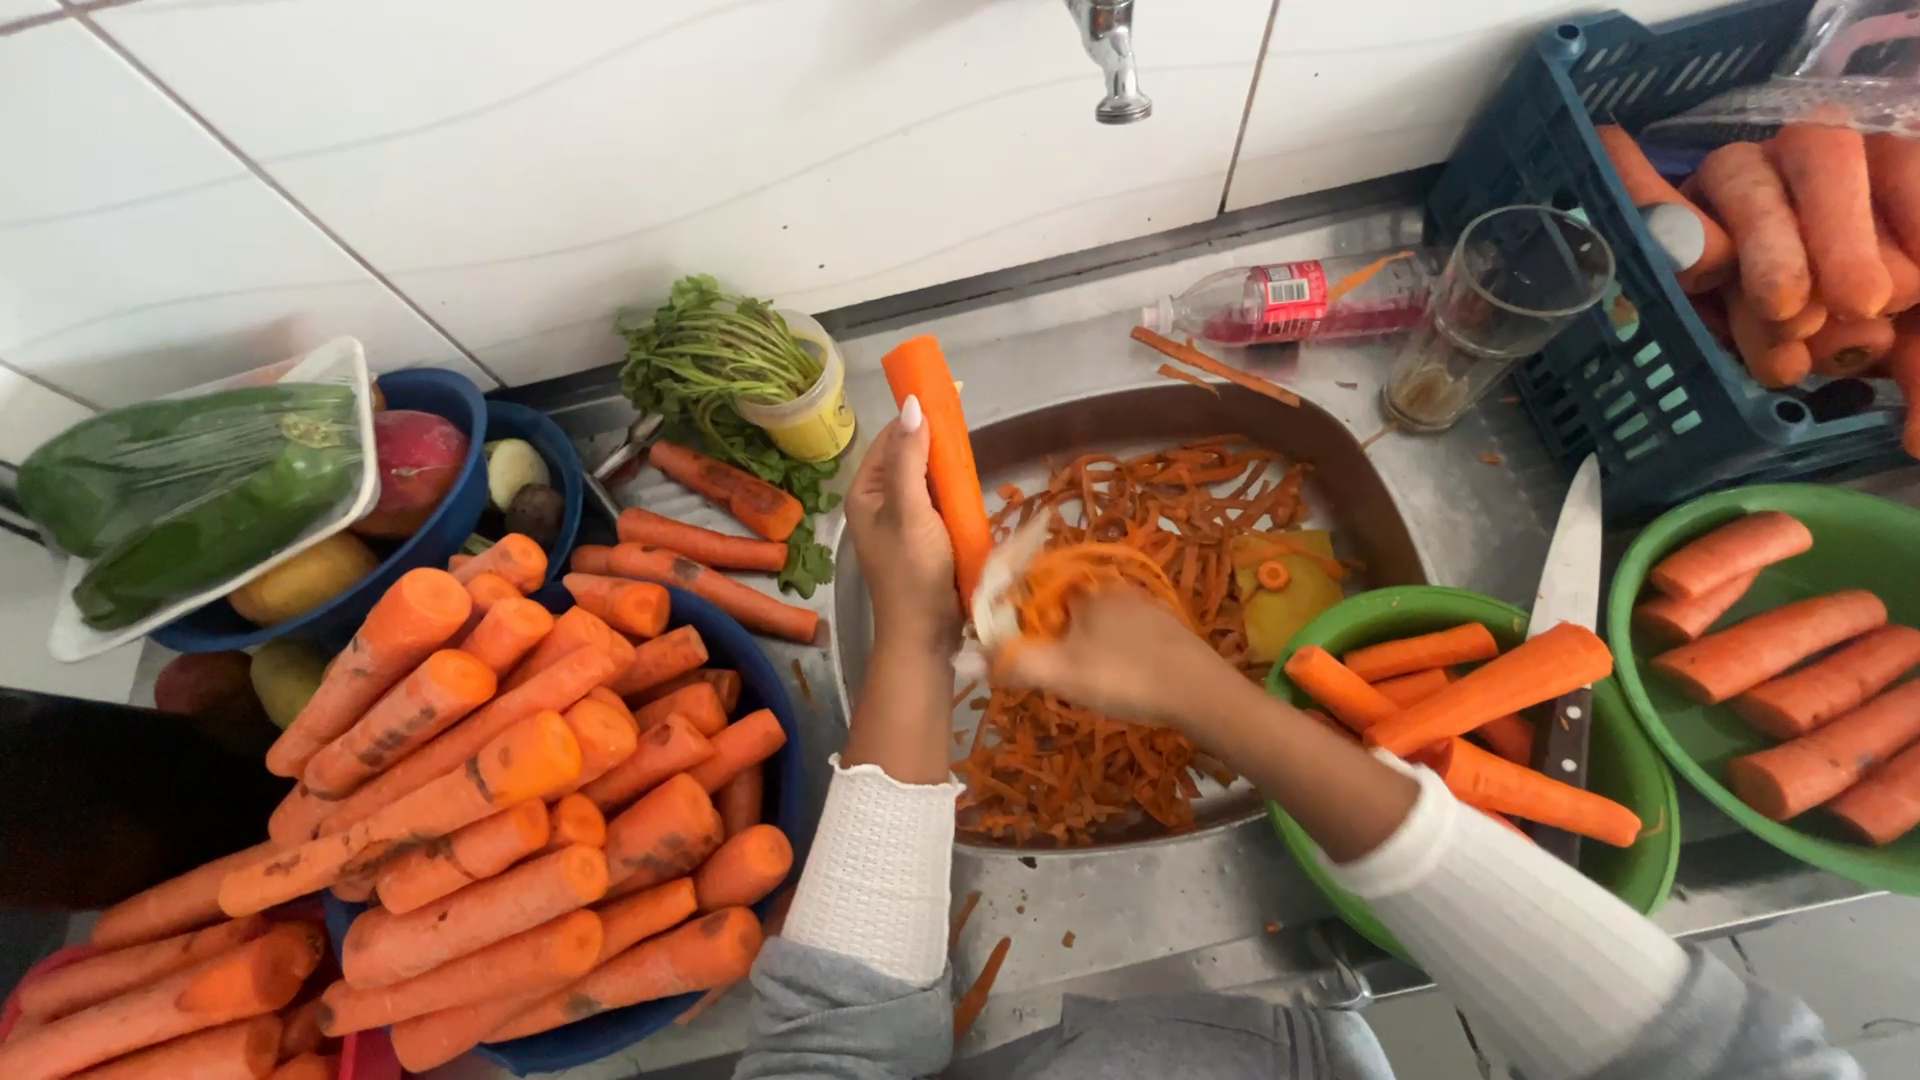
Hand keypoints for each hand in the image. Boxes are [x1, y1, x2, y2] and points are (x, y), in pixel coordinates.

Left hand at [843, 396, 960, 657]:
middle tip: (967, 428)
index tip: (949, 396)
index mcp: (866, 492)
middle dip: (935, 442)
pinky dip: (953, 493)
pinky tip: (971, 487)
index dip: (917, 417)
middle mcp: (880, 503)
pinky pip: (938, 503)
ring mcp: (902, 521)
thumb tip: (912, 404)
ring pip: (926, 480)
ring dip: (947, 469)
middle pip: (909, 457)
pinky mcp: (924, 538)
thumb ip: (910, 458)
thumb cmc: (913, 571)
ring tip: (971, 455)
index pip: (891, 439)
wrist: (925, 633)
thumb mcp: (910, 510)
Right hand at [998, 589, 1244, 731]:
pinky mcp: (1167, 628)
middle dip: (1055, 639)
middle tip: (1058, 677)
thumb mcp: (1060, 673)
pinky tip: (1121, 682)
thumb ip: (1012, 663)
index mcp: (1085, 589)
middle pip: (1066, 609)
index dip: (1022, 621)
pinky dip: (1113, 656)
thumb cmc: (1125, 677)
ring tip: (1089, 685)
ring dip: (1083, 649)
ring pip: (1096, 624)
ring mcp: (1145, 606)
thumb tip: (966, 658)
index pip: (1036, 591)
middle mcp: (1114, 588)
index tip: (1026, 654)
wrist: (1203, 695)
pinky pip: (1124, 636)